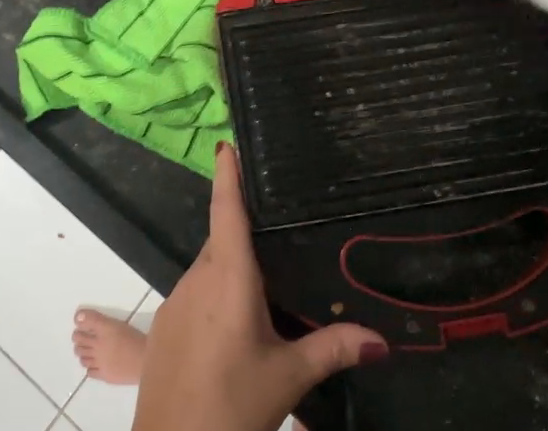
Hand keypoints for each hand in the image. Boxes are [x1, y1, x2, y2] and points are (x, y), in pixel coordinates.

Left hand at [132, 144, 387, 430]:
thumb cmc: (231, 405)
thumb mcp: (287, 377)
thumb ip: (332, 349)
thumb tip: (383, 339)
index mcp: (227, 278)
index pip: (225, 212)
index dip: (228, 175)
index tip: (227, 142)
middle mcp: (197, 278)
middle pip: (222, 239)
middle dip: (245, 227)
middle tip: (280, 218)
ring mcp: (175, 302)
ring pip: (210, 267)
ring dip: (234, 265)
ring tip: (269, 276)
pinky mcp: (165, 326)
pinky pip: (197, 292)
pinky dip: (218, 291)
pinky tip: (239, 320)